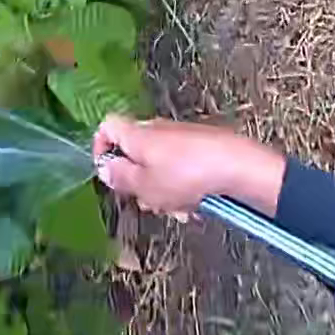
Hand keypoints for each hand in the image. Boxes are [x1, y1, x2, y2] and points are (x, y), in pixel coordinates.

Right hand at [92, 116, 285, 217]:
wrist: (234, 164)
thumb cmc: (186, 175)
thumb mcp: (145, 185)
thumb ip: (120, 177)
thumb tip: (103, 169)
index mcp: (135, 134)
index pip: (106, 127)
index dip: (101, 148)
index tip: (107, 172)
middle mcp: (153, 129)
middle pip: (132, 151)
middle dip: (137, 179)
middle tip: (147, 200)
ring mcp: (176, 136)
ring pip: (156, 163)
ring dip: (160, 188)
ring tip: (176, 208)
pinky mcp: (197, 145)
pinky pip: (178, 166)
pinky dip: (180, 184)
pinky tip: (193, 203)